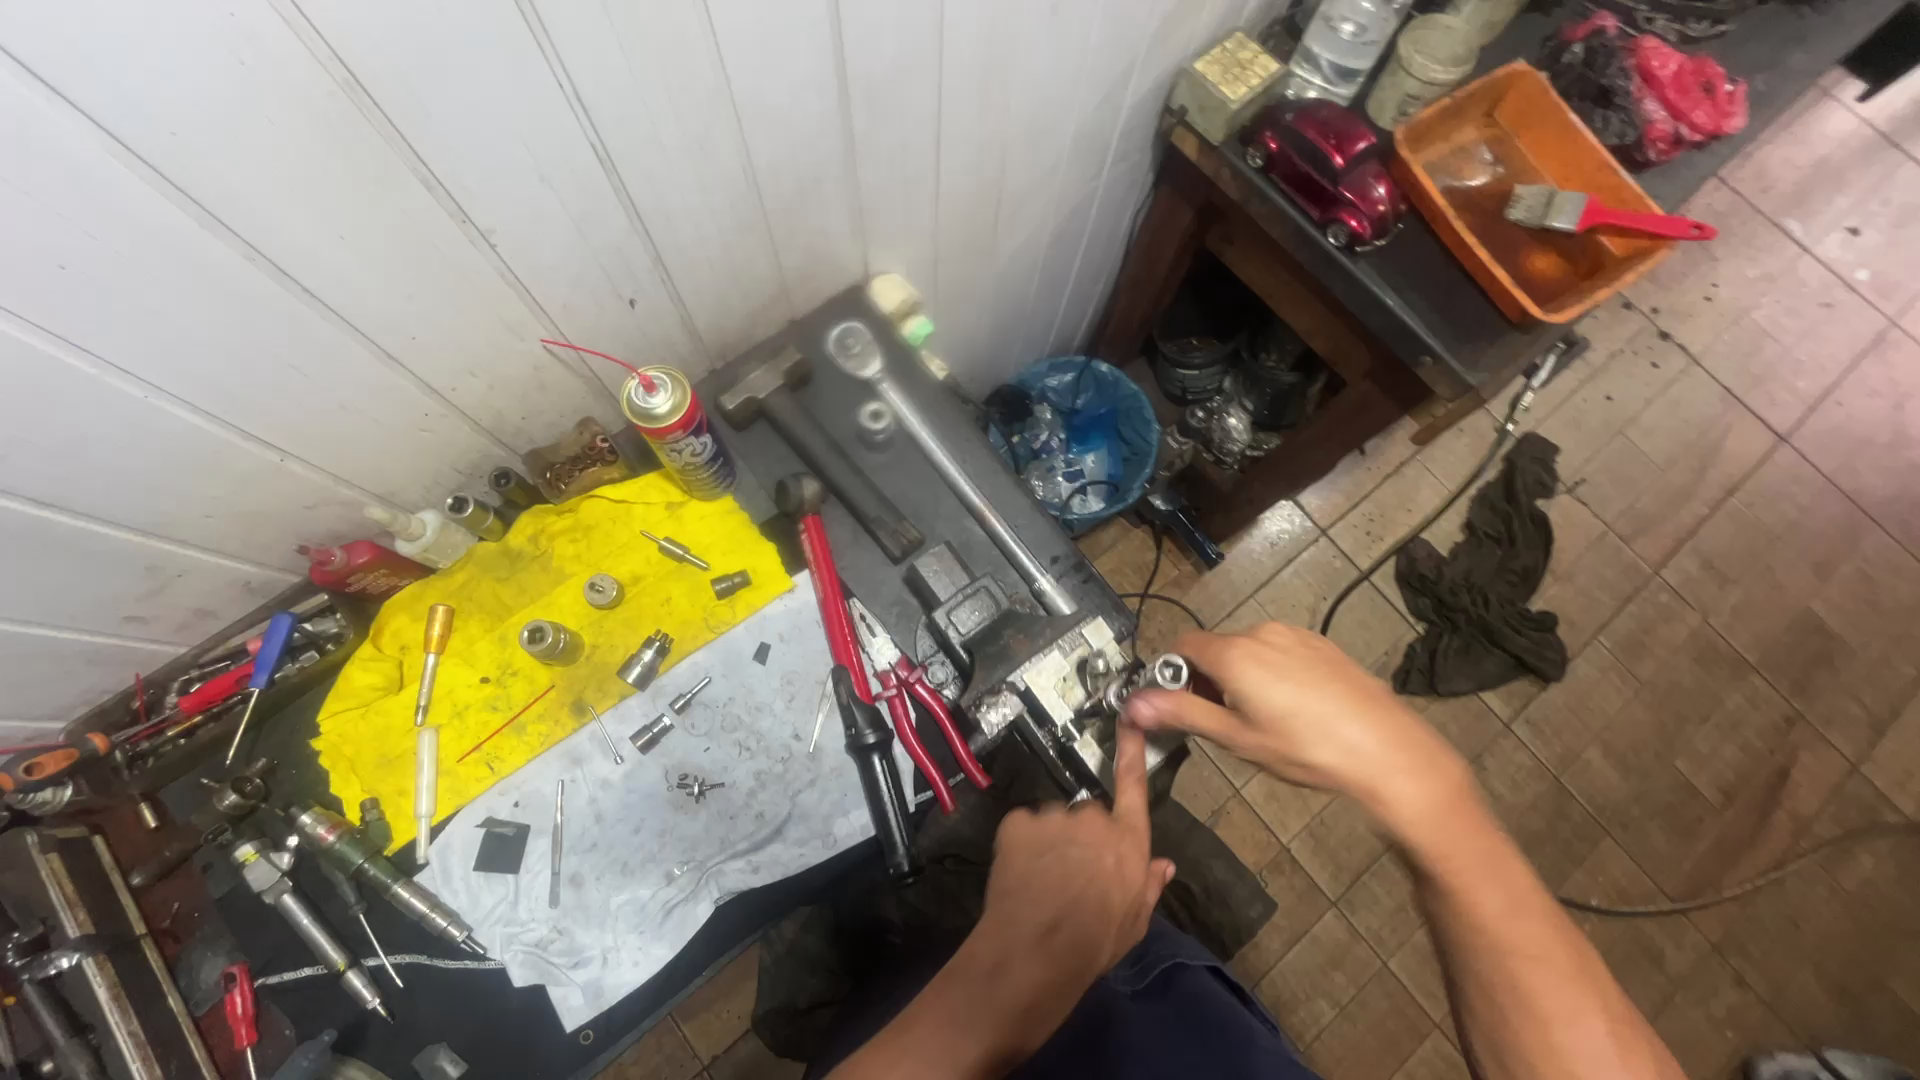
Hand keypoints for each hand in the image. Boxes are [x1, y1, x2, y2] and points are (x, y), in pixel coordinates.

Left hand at [972, 720, 1175, 989]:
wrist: (1037, 951)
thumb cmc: (1095, 942)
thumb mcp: (1135, 922)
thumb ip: (1148, 886)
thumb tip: (1164, 865)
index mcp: (1127, 840)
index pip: (1133, 786)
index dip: (1132, 751)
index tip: (1130, 720)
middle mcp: (1093, 818)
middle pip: (1087, 817)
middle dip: (1079, 839)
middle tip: (1070, 875)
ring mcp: (1054, 816)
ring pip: (1052, 823)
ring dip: (1049, 844)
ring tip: (1043, 882)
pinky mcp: (1018, 822)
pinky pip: (1022, 828)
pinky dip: (1020, 846)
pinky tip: (1021, 874)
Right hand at [1124, 622, 1466, 815]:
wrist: (1389, 751)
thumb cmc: (1306, 749)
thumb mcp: (1238, 738)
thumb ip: (1183, 713)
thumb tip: (1133, 704)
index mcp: (1234, 653)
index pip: (1182, 645)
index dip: (1172, 673)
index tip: (1180, 704)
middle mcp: (1261, 633)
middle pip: (1216, 648)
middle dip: (1208, 678)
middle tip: (1223, 721)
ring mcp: (1296, 636)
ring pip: (1249, 650)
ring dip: (1241, 676)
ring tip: (1263, 719)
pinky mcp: (1323, 645)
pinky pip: (1280, 652)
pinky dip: (1272, 673)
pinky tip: (1295, 709)